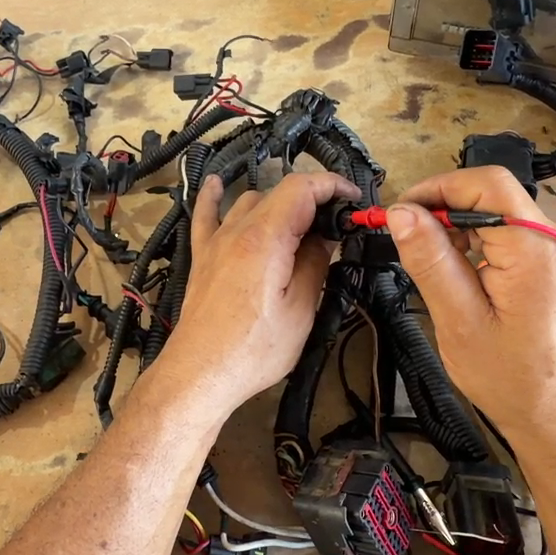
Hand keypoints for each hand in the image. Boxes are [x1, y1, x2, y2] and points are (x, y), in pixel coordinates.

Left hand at [147, 172, 358, 411]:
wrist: (201, 371)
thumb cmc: (254, 349)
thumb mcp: (301, 309)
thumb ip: (316, 264)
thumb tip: (327, 237)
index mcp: (266, 238)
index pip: (302, 189)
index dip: (331, 185)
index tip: (353, 199)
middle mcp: (237, 230)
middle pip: (278, 193)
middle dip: (313, 200)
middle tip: (338, 225)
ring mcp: (216, 241)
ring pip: (250, 202)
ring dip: (279, 205)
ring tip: (302, 226)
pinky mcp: (202, 256)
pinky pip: (205, 215)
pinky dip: (213, 196)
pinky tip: (215, 183)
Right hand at [385, 167, 555, 462]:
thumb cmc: (512, 379)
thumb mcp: (458, 319)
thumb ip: (430, 259)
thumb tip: (401, 213)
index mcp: (537, 248)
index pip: (486, 184)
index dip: (437, 187)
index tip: (401, 212)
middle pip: (496, 197)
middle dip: (447, 211)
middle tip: (412, 244)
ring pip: (507, 217)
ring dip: (465, 231)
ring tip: (438, 267)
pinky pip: (522, 239)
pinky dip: (488, 247)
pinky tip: (469, 279)